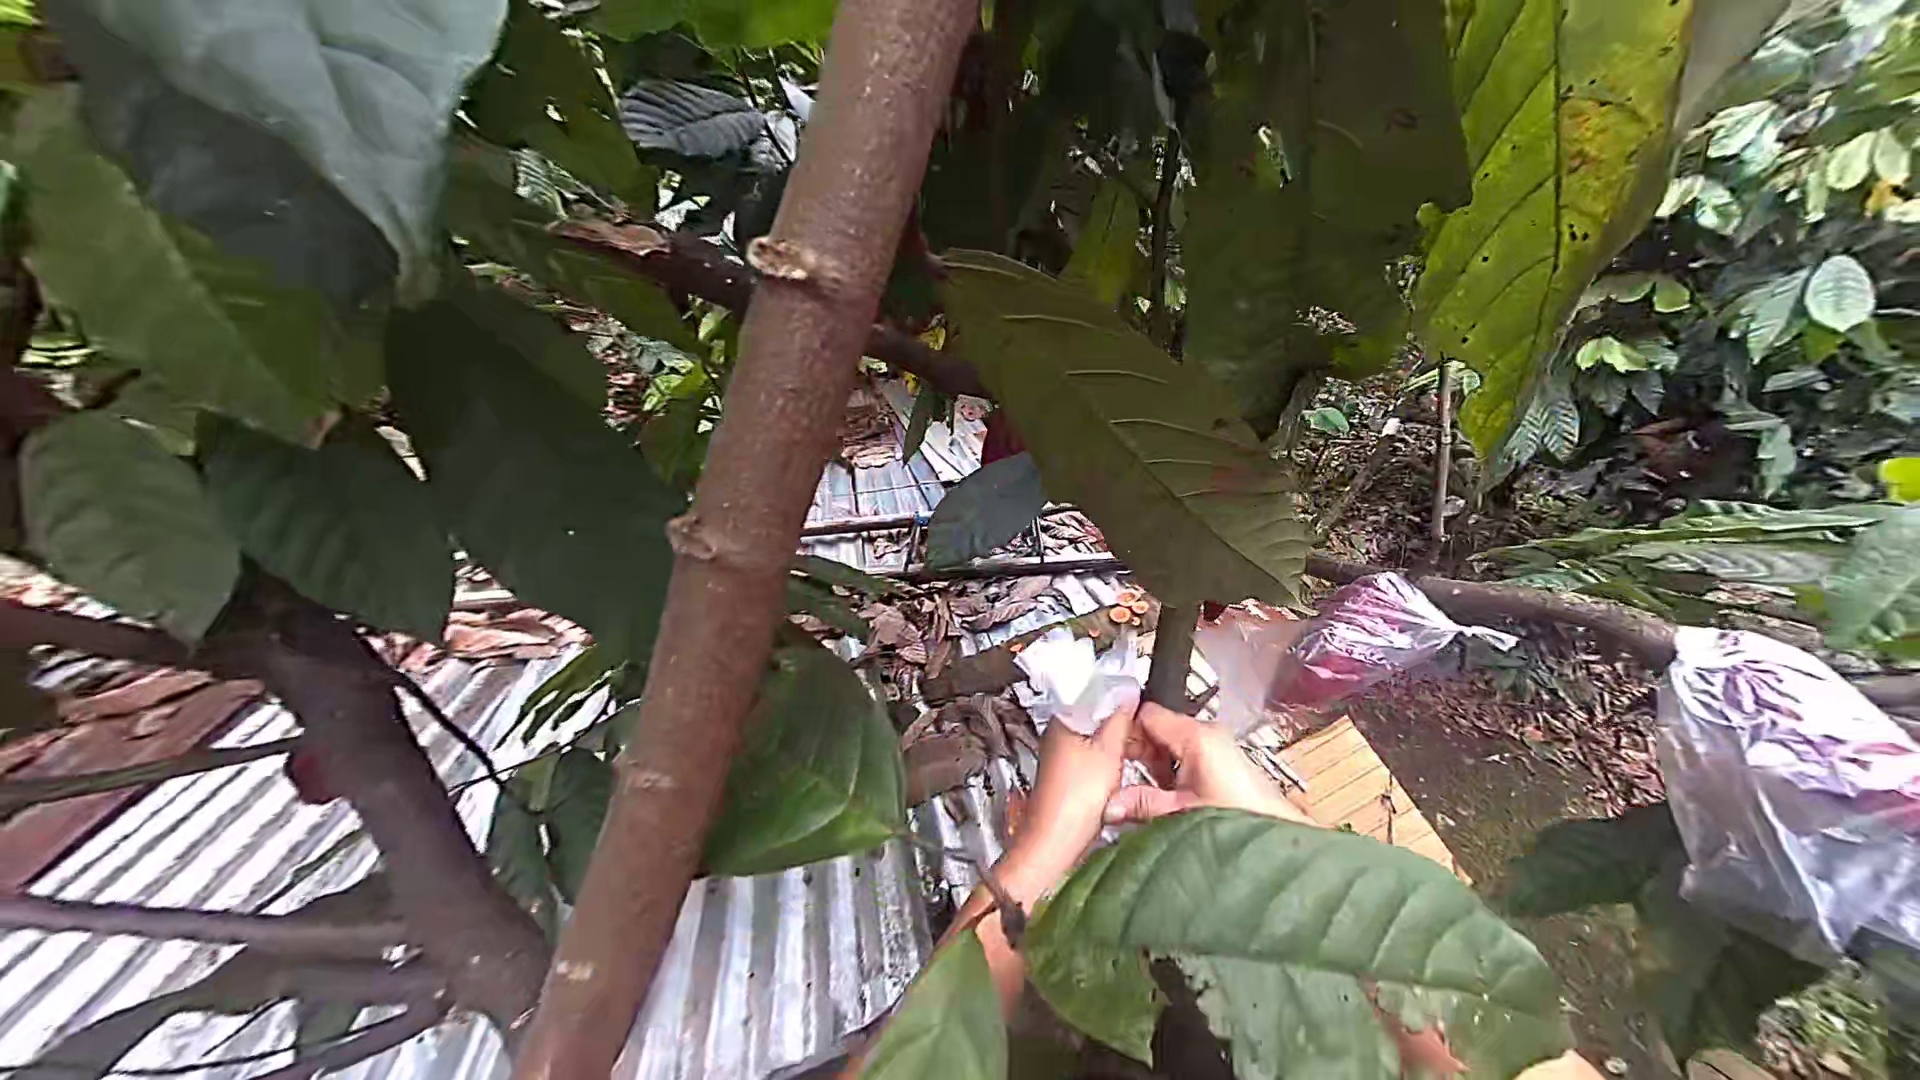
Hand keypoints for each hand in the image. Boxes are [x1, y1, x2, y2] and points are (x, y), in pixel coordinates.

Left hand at [1000, 687, 1138, 887]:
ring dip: (1121, 745)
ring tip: (1143, 756)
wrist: (1056, 840)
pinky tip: (1126, 771)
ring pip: (1099, 738)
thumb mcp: (1107, 752)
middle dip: (1125, 725)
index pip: (1096, 693)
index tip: (1145, 710)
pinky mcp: (1070, 773)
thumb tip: (1128, 693)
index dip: (1123, 700)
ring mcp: (1064, 753)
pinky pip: (1096, 757)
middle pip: (1099, 716)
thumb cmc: (1076, 798)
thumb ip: (1119, 719)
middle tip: (1149, 739)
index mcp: (1064, 718)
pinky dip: (1112, 761)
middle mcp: (1060, 731)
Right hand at [1103, 702, 1314, 825]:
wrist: (1284, 846)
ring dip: (1155, 767)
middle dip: (1139, 753)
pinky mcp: (1223, 762)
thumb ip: (1141, 803)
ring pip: (1171, 744)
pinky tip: (1168, 798)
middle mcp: (1208, 734)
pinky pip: (1186, 756)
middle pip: (1157, 728)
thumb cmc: (1242, 824)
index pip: (1147, 714)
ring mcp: (1217, 746)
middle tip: (1123, 780)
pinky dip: (1172, 773)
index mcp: (1197, 736)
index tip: (1112, 755)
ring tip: (1147, 794)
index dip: (1126, 732)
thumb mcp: (1180, 814)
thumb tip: (1108, 803)